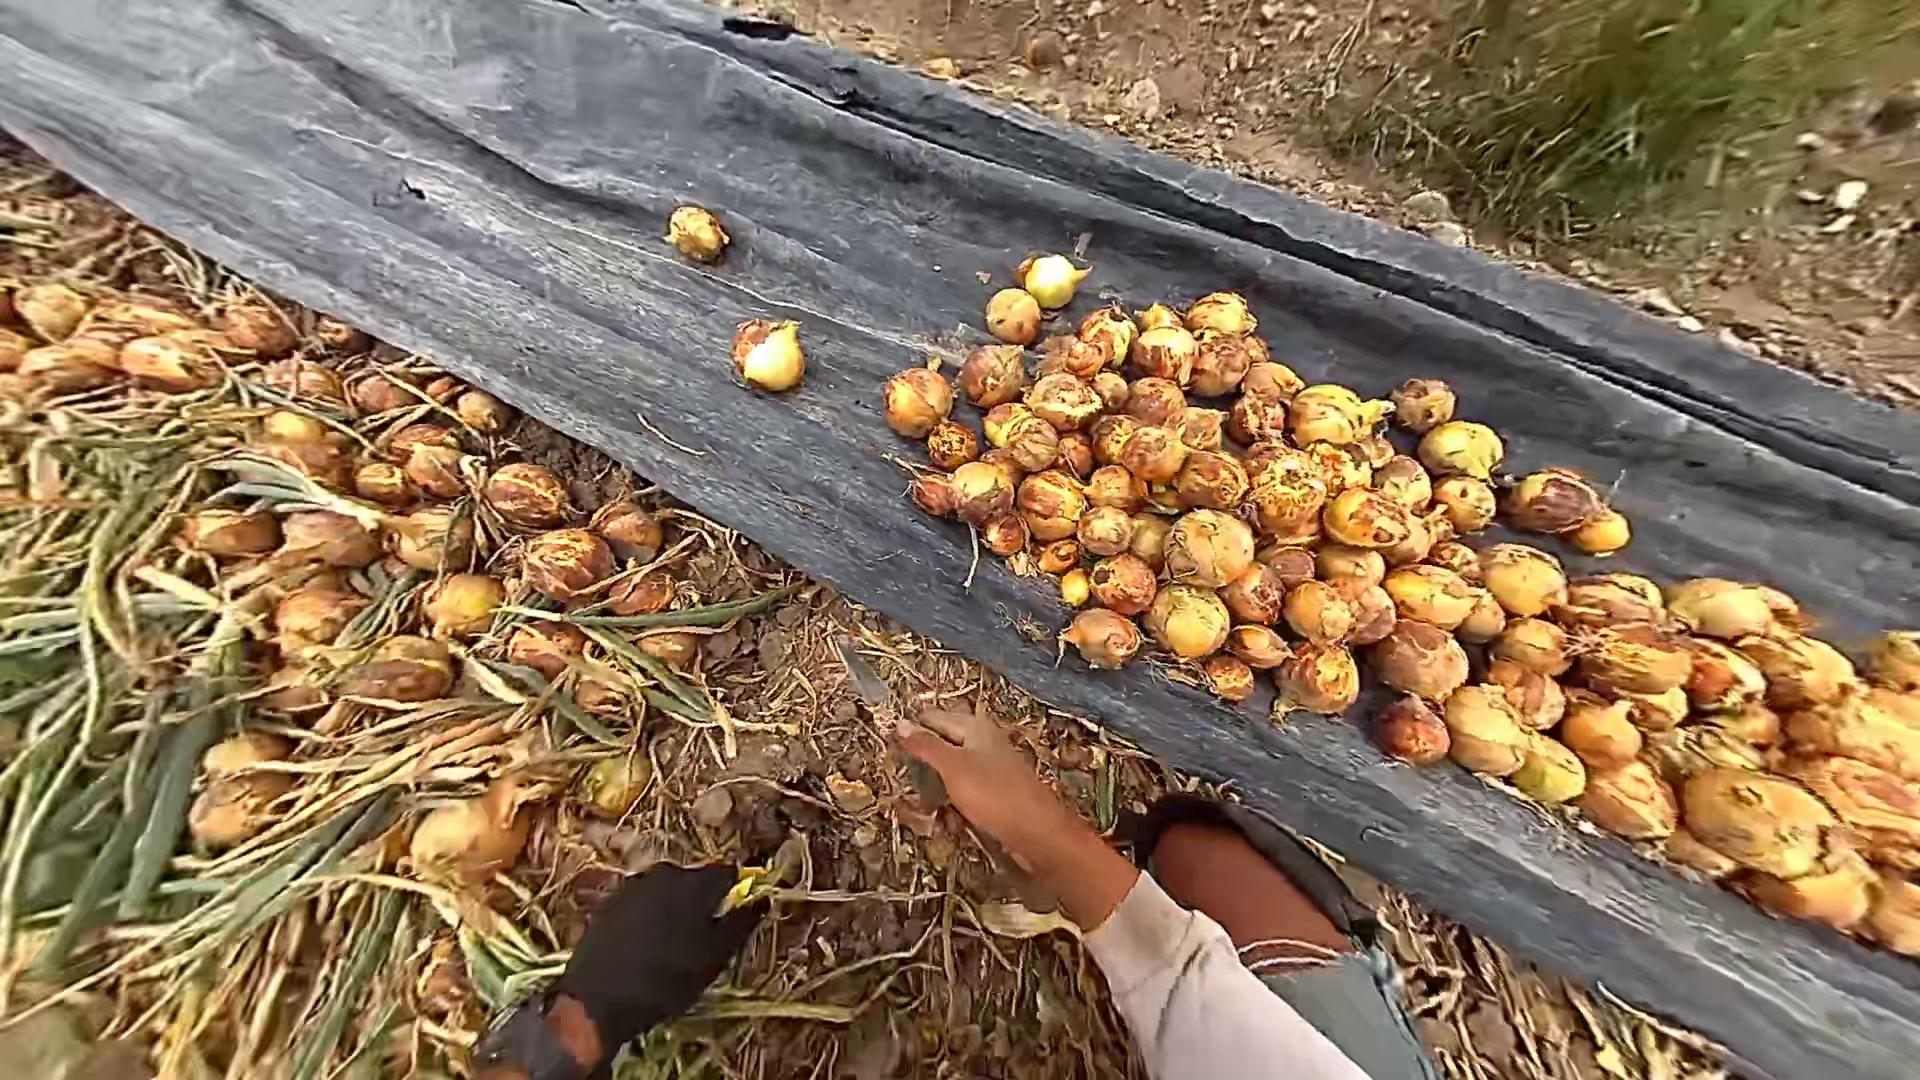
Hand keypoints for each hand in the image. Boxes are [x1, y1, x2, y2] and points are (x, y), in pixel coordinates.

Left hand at [554, 864, 761, 1058]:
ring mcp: (636, 884)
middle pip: (696, 879)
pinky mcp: (611, 901)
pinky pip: (640, 901)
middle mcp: (668, 871)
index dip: (731, 894)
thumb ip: (742, 922)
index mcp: (698, 880)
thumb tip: (764, 899)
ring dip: (672, 906)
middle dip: (699, 900)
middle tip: (696, 936)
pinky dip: (646, 914)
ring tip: (666, 942)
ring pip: (667, 889)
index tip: (725, 918)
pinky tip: (641, 943)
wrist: (595, 1003)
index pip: (728, 873)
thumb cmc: (666, 978)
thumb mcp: (714, 956)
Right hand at [896, 708, 1136, 927]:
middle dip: (922, 764)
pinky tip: (949, 820)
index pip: (933, 717)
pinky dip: (954, 803)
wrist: (1039, 833)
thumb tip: (900, 722)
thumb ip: (926, 745)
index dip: (911, 730)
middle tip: (903, 782)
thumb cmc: (995, 794)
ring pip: (952, 771)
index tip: (887, 746)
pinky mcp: (995, 792)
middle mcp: (983, 741)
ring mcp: (991, 766)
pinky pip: (965, 792)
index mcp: (975, 726)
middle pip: (942, 744)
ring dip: (936, 788)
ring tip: (922, 807)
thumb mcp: (954, 767)